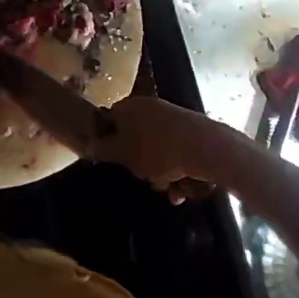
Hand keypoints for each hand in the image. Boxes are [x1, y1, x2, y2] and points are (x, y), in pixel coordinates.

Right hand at [99, 96, 240, 194]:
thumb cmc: (158, 151)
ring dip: (161, 173)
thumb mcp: (124, 154)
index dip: (108, 141)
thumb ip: (104, 149)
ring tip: (170, 190)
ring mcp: (174, 118)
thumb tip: (90, 143)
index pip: (110, 120)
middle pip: (135, 138)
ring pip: (157, 149)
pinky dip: (177, 169)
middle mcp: (152, 108)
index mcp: (131, 107)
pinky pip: (176, 152)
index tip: (115, 160)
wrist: (208, 148)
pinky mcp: (192, 130)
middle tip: (146, 178)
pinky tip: (183, 189)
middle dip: (140, 164)